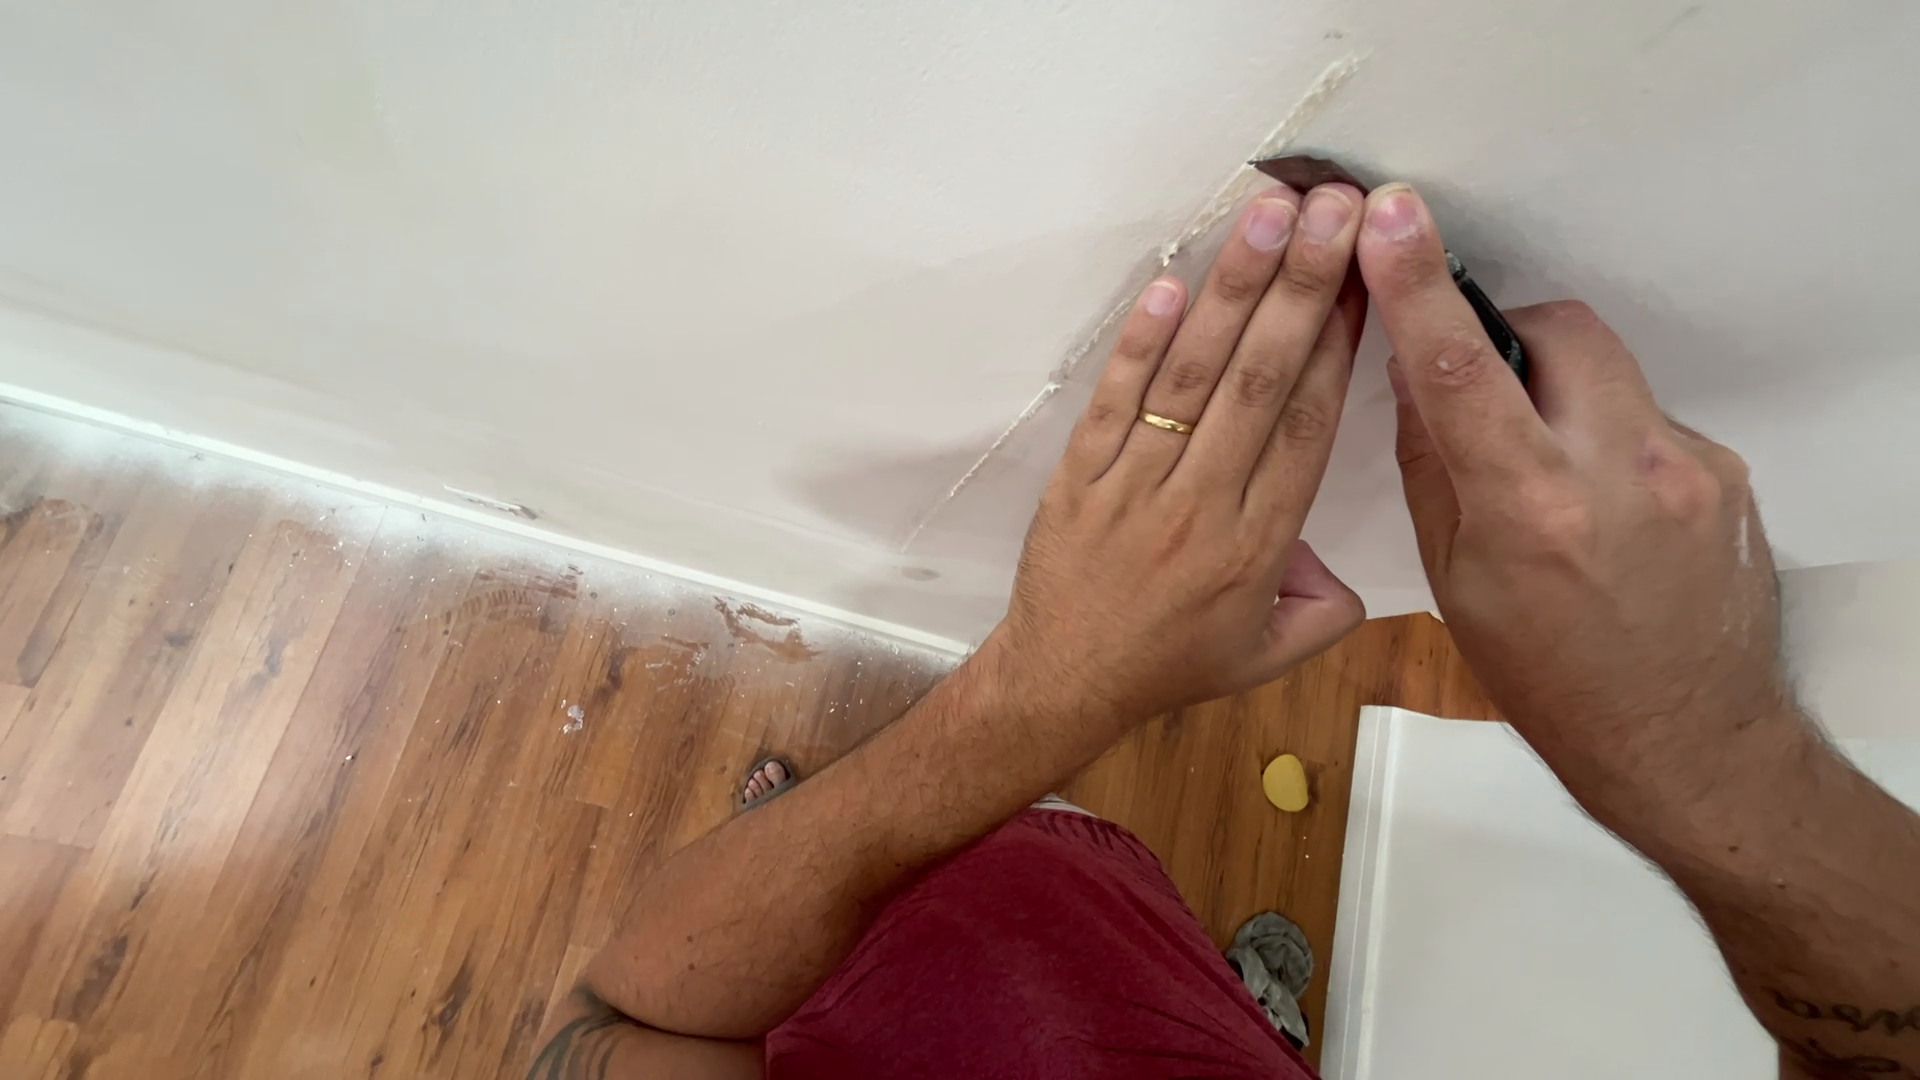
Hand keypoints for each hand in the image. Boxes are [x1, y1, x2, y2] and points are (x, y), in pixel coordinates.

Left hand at [987, 182, 1370, 724]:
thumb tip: (1339, 560)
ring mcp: (1134, 485)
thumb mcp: (1266, 656)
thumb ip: (1327, 611)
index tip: (1364, 272)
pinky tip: (1170, 284)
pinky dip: (1139, 344)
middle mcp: (1203, 502)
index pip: (1310, 424)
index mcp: (1259, 543)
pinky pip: (1114, 402)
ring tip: (1267, 215)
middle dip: (1302, 287)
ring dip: (1232, 292)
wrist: (1066, 678)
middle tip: (1333, 205)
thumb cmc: (1167, 665)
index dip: (1341, 342)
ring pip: (1191, 377)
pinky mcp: (1078, 478)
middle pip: (1262, 381)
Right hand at [1352, 184, 1792, 804]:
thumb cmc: (1539, 672)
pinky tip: (1587, 499)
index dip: (1417, 286)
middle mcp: (1622, 469)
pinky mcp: (1728, 472)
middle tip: (1468, 376)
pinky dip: (1595, 430)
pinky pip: (1641, 415)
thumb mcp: (1453, 578)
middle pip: (1559, 332)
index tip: (1391, 218)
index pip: (1460, 370)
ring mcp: (1693, 465)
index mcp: (1530, 506)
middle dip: (1503, 330)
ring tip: (1528, 456)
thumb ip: (1435, 471)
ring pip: (1604, 369)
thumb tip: (1416, 388)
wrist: (1682, 738)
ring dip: (1549, 384)